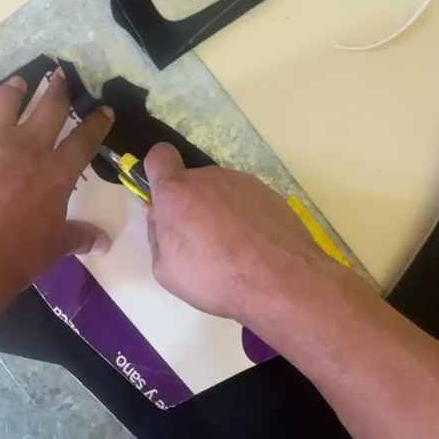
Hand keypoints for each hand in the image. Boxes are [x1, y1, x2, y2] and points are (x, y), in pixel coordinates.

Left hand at [0, 68, 113, 296]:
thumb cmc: (15, 256)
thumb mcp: (54, 248)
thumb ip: (78, 237)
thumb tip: (104, 242)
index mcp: (57, 172)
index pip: (84, 139)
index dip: (96, 122)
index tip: (102, 109)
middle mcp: (26, 147)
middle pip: (48, 107)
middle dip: (58, 89)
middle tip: (60, 76)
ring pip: (4, 101)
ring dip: (14, 90)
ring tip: (16, 84)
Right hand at [144, 143, 352, 329]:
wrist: (282, 282)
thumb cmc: (214, 278)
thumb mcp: (166, 269)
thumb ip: (157, 235)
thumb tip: (160, 218)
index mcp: (176, 192)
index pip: (159, 157)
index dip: (158, 173)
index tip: (164, 199)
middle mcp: (209, 178)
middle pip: (192, 183)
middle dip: (191, 205)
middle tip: (201, 242)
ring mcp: (243, 182)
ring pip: (220, 192)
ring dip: (219, 212)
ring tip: (232, 250)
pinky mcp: (269, 193)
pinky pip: (245, 201)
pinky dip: (245, 218)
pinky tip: (254, 247)